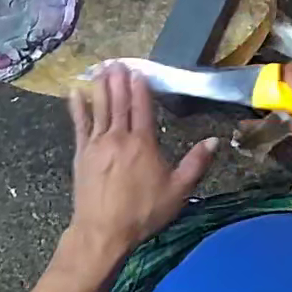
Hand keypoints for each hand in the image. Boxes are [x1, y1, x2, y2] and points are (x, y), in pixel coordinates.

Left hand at [65, 64, 216, 265]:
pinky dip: (77, 107)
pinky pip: (79, 124)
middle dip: (119, 80)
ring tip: (101, 68)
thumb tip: (215, 140)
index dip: (141, 88)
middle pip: (119, 102)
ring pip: (100, 108)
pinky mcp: (81, 152)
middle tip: (118, 61)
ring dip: (101, 86)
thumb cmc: (144, 213)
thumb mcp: (178, 191)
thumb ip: (196, 163)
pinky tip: (75, 92)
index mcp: (143, 143)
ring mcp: (97, 143)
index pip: (143, 108)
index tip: (139, 71)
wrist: (103, 230)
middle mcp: (119, 137)